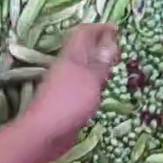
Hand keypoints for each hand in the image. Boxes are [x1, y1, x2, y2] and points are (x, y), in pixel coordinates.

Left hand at [12, 23, 117, 159]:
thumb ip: (101, 63)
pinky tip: (100, 90)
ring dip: (96, 65)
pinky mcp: (65, 102)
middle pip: (82, 50)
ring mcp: (64, 85)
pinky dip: (92, 83)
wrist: (44, 133)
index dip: (99, 28)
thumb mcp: (91, 80)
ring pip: (82, 68)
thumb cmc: (69, 103)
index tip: (117, 29)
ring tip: (112, 68)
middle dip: (99, 46)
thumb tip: (109, 42)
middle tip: (118, 51)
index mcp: (70, 57)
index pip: (83, 33)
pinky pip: (81, 85)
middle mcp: (66, 67)